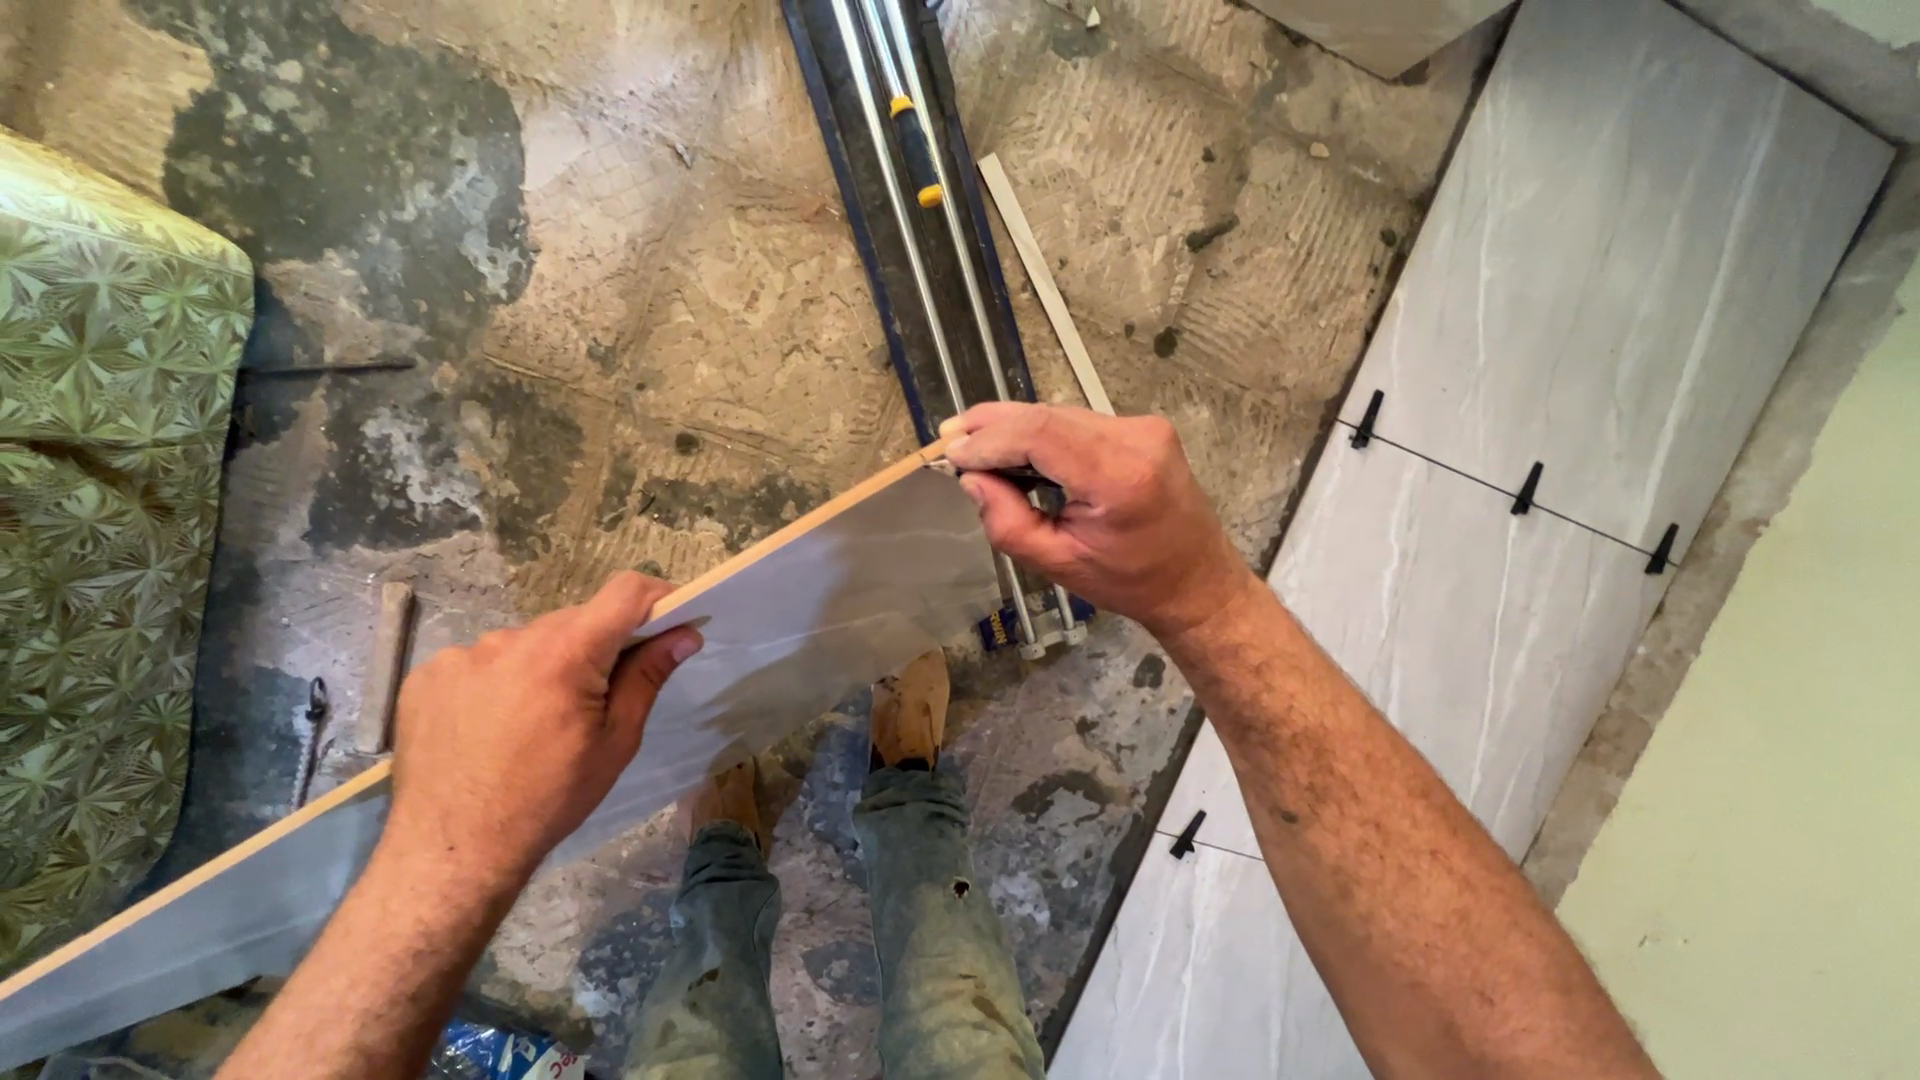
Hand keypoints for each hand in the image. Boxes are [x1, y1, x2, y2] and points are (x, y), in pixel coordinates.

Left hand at [382, 572, 703, 886]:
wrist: (452, 851)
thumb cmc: (550, 799)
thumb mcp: (616, 741)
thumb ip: (648, 677)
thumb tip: (685, 634)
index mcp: (565, 654)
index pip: (625, 592)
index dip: (657, 596)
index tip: (674, 617)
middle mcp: (511, 639)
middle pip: (576, 619)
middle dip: (601, 643)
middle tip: (605, 692)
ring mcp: (462, 654)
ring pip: (529, 641)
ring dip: (549, 663)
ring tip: (541, 718)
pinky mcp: (428, 675)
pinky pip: (483, 660)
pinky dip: (502, 679)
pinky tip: (496, 724)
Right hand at [939, 402, 1260, 639]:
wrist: (1197, 579)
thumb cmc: (1131, 582)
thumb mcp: (1059, 563)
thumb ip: (1008, 522)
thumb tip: (973, 479)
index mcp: (1119, 477)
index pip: (1039, 434)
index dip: (990, 440)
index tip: (953, 453)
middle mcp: (1135, 438)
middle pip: (1047, 415)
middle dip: (994, 425)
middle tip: (950, 435)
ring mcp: (1144, 427)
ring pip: (1061, 414)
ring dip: (1015, 426)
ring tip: (972, 441)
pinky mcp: (1143, 428)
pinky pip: (1078, 422)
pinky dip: (1041, 431)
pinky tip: (1014, 445)